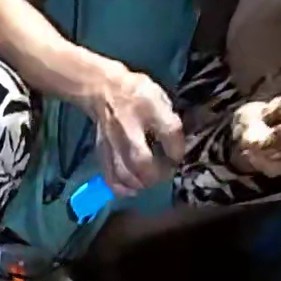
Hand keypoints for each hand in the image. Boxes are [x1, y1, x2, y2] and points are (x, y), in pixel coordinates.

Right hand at [89, 67, 185, 195]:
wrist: (103, 91)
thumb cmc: (136, 95)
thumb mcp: (159, 98)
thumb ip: (169, 119)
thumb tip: (177, 147)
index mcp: (147, 107)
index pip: (168, 132)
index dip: (177, 150)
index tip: (178, 157)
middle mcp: (128, 128)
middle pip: (142, 161)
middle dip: (157, 174)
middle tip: (165, 174)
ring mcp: (113, 144)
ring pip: (126, 173)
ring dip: (142, 183)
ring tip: (150, 181)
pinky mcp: (102, 154)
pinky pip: (110, 177)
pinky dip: (122, 188)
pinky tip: (132, 190)